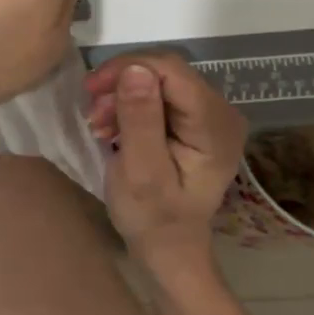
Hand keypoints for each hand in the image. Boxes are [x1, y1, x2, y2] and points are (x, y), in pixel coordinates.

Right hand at [85, 52, 247, 272]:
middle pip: (165, 71)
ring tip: (99, 124)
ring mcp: (209, 115)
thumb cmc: (152, 216)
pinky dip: (129, 102)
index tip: (91, 90)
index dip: (128, 69)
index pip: (171, 71)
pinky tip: (112, 124)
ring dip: (121, 94)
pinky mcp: (194, 119)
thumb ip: (140, 119)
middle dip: (121, 84)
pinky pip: (158, 91)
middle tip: (93, 114)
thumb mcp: (139, 171)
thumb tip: (135, 69)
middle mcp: (221, 113)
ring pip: (157, 78)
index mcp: (216, 127)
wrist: (166, 245)